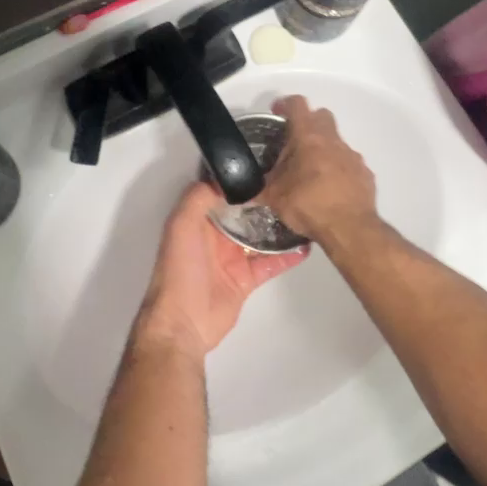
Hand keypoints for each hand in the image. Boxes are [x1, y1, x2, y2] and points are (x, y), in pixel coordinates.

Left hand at [138, 182, 307, 354]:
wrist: (184, 322)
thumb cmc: (180, 269)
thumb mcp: (181, 225)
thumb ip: (198, 198)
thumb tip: (224, 177)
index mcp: (198, 220)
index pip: (221, 193)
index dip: (240, 179)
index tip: (265, 163)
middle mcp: (215, 235)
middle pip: (244, 213)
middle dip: (264, 200)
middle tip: (292, 184)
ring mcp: (232, 258)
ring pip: (260, 236)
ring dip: (278, 226)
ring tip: (303, 211)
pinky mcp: (246, 279)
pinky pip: (270, 263)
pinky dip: (287, 255)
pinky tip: (305, 245)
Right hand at [258, 95, 379, 245]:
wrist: (349, 228)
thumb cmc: (308, 204)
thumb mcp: (274, 196)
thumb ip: (260, 187)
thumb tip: (246, 190)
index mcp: (308, 137)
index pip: (297, 105)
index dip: (285, 104)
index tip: (277, 112)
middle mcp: (333, 140)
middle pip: (322, 116)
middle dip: (308, 122)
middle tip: (295, 142)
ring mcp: (352, 156)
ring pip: (337, 142)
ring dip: (324, 150)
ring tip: (312, 173)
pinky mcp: (365, 174)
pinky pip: (350, 165)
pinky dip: (340, 171)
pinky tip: (331, 190)